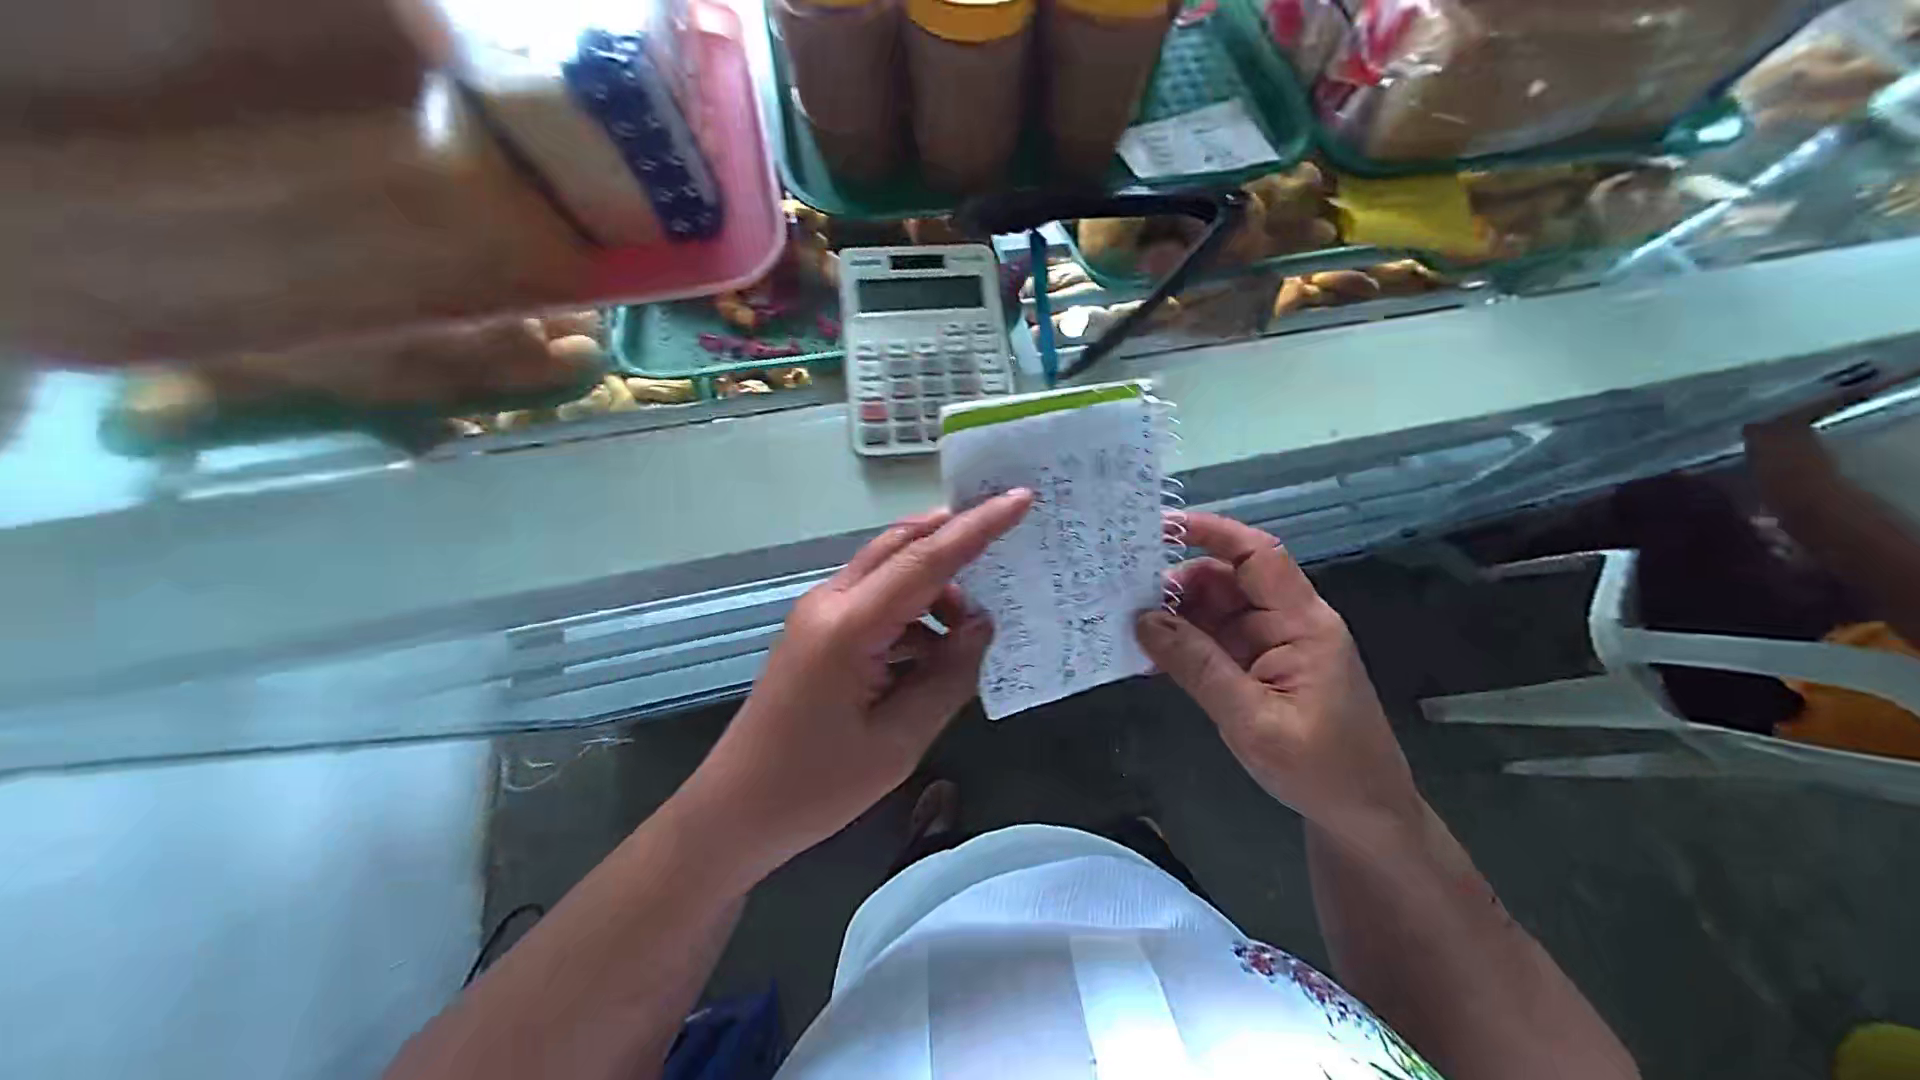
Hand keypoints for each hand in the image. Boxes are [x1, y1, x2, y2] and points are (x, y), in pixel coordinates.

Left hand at [678, 490, 1033, 875]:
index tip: (1020, 498)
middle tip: (1009, 543)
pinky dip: (914, 615)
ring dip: (936, 591)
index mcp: (847, 626)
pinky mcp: (819, 633)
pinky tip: (936, 653)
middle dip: (956, 540)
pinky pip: (877, 603)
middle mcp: (830, 603)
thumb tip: (983, 626)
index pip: (925, 560)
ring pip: (890, 574)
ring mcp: (820, 615)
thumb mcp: (899, 739)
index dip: (978, 528)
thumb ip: (949, 676)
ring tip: (971, 635)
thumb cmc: (816, 785)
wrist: (736, 810)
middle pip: (901, 547)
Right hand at [1135, 512, 1420, 848]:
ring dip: (1176, 615)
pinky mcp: (1261, 666)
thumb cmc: (1322, 769)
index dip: (1212, 533)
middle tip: (1127, 600)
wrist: (1363, 816)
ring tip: (1131, 630)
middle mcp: (1287, 623)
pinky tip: (1153, 656)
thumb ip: (1198, 667)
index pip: (1258, 556)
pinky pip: (1215, 640)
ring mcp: (1273, 644)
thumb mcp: (1252, 721)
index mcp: (1302, 624)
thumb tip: (1144, 620)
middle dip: (1179, 584)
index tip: (1159, 528)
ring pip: (1217, 609)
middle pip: (1228, 580)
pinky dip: (1184, 643)